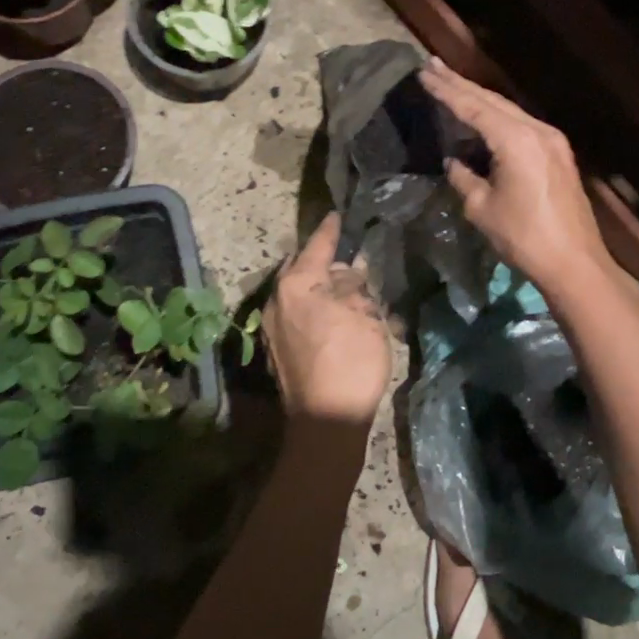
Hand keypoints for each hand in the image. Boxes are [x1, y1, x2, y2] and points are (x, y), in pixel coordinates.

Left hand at [264, 213, 390, 425]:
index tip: (336, 214)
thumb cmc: (351, 363)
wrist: (324, 423)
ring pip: (297, 292)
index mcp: (297, 284)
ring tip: (345, 290)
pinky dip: (312, 308)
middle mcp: (276, 299)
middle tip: (349, 260)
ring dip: (318, 288)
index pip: (317, 245)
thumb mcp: (366, 318)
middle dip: (323, 262)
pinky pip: (295, 314)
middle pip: (302, 268)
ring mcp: (272, 326)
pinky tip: (333, 316)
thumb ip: (355, 289)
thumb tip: (350, 274)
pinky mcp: (275, 350)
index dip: (330, 229)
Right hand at [420, 57, 619, 296]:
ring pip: (508, 110)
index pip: (473, 108)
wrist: (575, 263)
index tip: (423, 74)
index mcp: (516, 140)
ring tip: (451, 82)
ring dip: (478, 97)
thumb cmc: (524, 237)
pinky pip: (521, 124)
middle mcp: (537, 130)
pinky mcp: (557, 154)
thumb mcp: (481, 208)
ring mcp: (551, 140)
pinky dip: (496, 116)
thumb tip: (454, 161)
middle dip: (460, 84)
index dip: (446, 91)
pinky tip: (481, 114)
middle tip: (432, 66)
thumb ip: (463, 176)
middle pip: (492, 100)